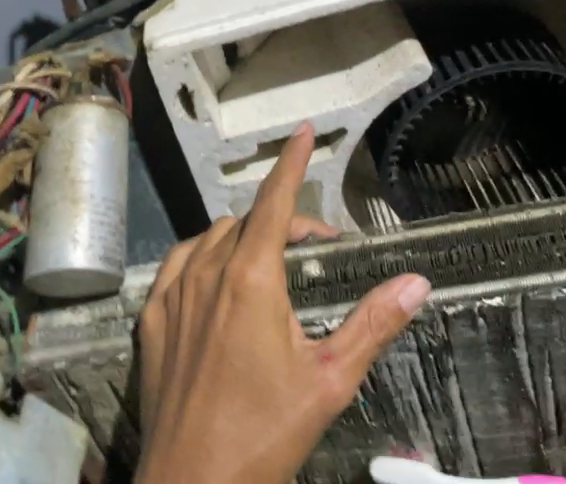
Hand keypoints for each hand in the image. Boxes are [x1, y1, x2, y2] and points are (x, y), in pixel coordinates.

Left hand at [134, 124, 432, 483]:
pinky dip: (202, 255)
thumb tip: (415, 282)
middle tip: (315, 251)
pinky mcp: (150, 321)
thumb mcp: (330, 379)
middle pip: (249, 222)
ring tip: (270, 263)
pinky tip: (213, 277)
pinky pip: (177, 265)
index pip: (275, 202)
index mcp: (252, 279)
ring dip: (244, 236)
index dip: (291, 163)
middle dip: (284, 221)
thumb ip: (373, 324)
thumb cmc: (266, 433)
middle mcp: (208, 273)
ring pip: (211, 238)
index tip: (301, 132)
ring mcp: (172, 296)